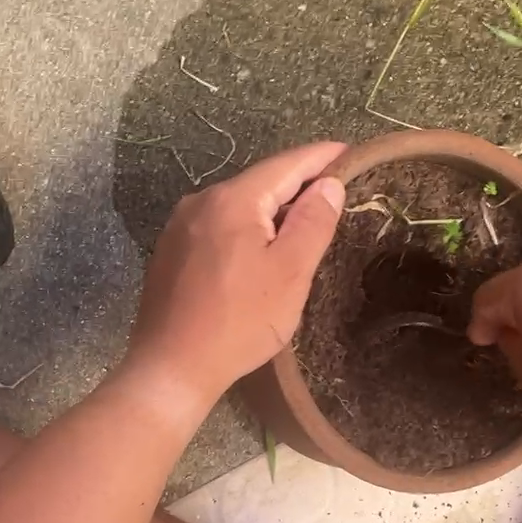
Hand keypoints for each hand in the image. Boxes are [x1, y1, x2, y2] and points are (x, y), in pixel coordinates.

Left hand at [123, 141, 347, 411]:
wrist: (171, 368)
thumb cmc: (238, 323)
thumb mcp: (289, 274)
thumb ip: (312, 222)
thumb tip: (329, 183)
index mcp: (233, 200)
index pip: (287, 164)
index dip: (322, 158)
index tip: (351, 154)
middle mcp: (200, 202)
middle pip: (260, 184)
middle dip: (297, 187)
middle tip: (334, 196)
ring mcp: (179, 228)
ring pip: (237, 208)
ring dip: (270, 213)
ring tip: (300, 227)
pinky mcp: (170, 254)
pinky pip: (217, 230)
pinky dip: (244, 232)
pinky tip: (256, 254)